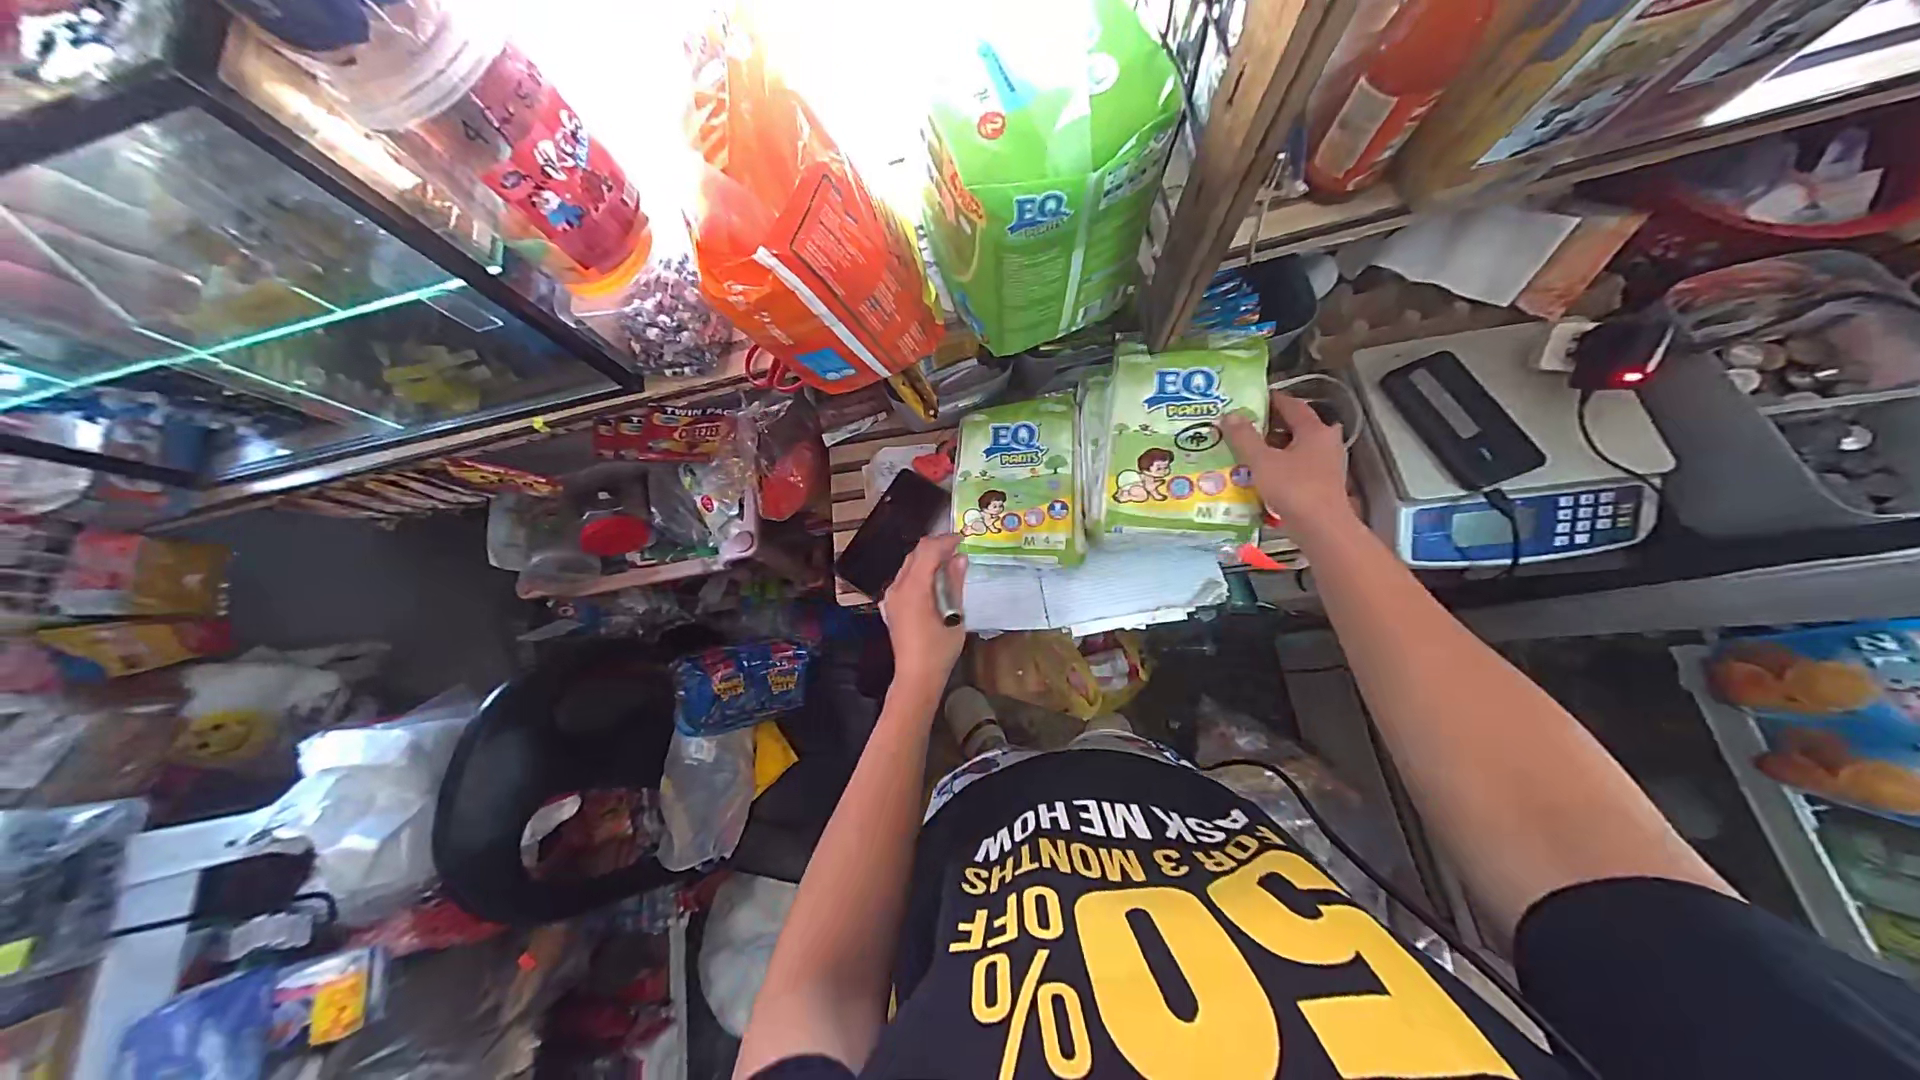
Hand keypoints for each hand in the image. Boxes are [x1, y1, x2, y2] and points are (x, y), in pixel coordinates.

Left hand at [880, 533, 967, 689]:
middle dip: (936, 547)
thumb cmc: (939, 649)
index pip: (928, 550)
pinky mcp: (891, 606)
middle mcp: (897, 587)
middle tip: (958, 549)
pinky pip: (904, 580)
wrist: (916, 676)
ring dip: (928, 560)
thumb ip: (954, 583)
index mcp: (914, 587)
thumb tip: (959, 558)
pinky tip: (934, 584)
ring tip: (949, 565)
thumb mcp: (954, 615)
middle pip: (915, 554)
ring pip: (908, 566)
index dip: (945, 540)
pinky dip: (920, 574)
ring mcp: (891, 597)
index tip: (962, 539)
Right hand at [1221, 392, 1355, 537]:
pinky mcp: (1323, 484)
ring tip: (1250, 451)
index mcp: (1315, 431)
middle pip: (1297, 427)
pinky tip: (1264, 474)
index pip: (1293, 406)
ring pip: (1298, 448)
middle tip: (1247, 426)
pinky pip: (1299, 466)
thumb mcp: (1262, 461)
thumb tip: (1229, 415)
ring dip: (1277, 447)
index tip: (1253, 398)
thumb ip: (1244, 437)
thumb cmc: (1294, 489)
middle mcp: (1326, 443)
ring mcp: (1328, 465)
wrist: (1321, 527)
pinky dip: (1282, 465)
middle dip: (1272, 425)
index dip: (1273, 400)